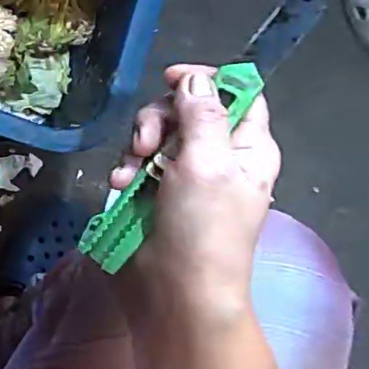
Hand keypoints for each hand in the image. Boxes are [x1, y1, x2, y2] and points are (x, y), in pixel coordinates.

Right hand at [109, 64, 281, 322]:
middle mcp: (217, 155)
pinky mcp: (155, 191)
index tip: (170, 80)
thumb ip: (201, 115)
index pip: (236, 94)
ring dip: (137, 147)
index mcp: (247, 147)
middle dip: (159, 119)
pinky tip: (121, 185)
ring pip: (156, 134)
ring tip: (130, 174)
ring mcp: (184, 175)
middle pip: (186, 109)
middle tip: (146, 144)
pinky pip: (138, 162)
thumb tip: (194, 80)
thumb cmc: (204, 226)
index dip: (205, 81)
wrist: (176, 289)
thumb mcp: (207, 163)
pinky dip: (126, 169)